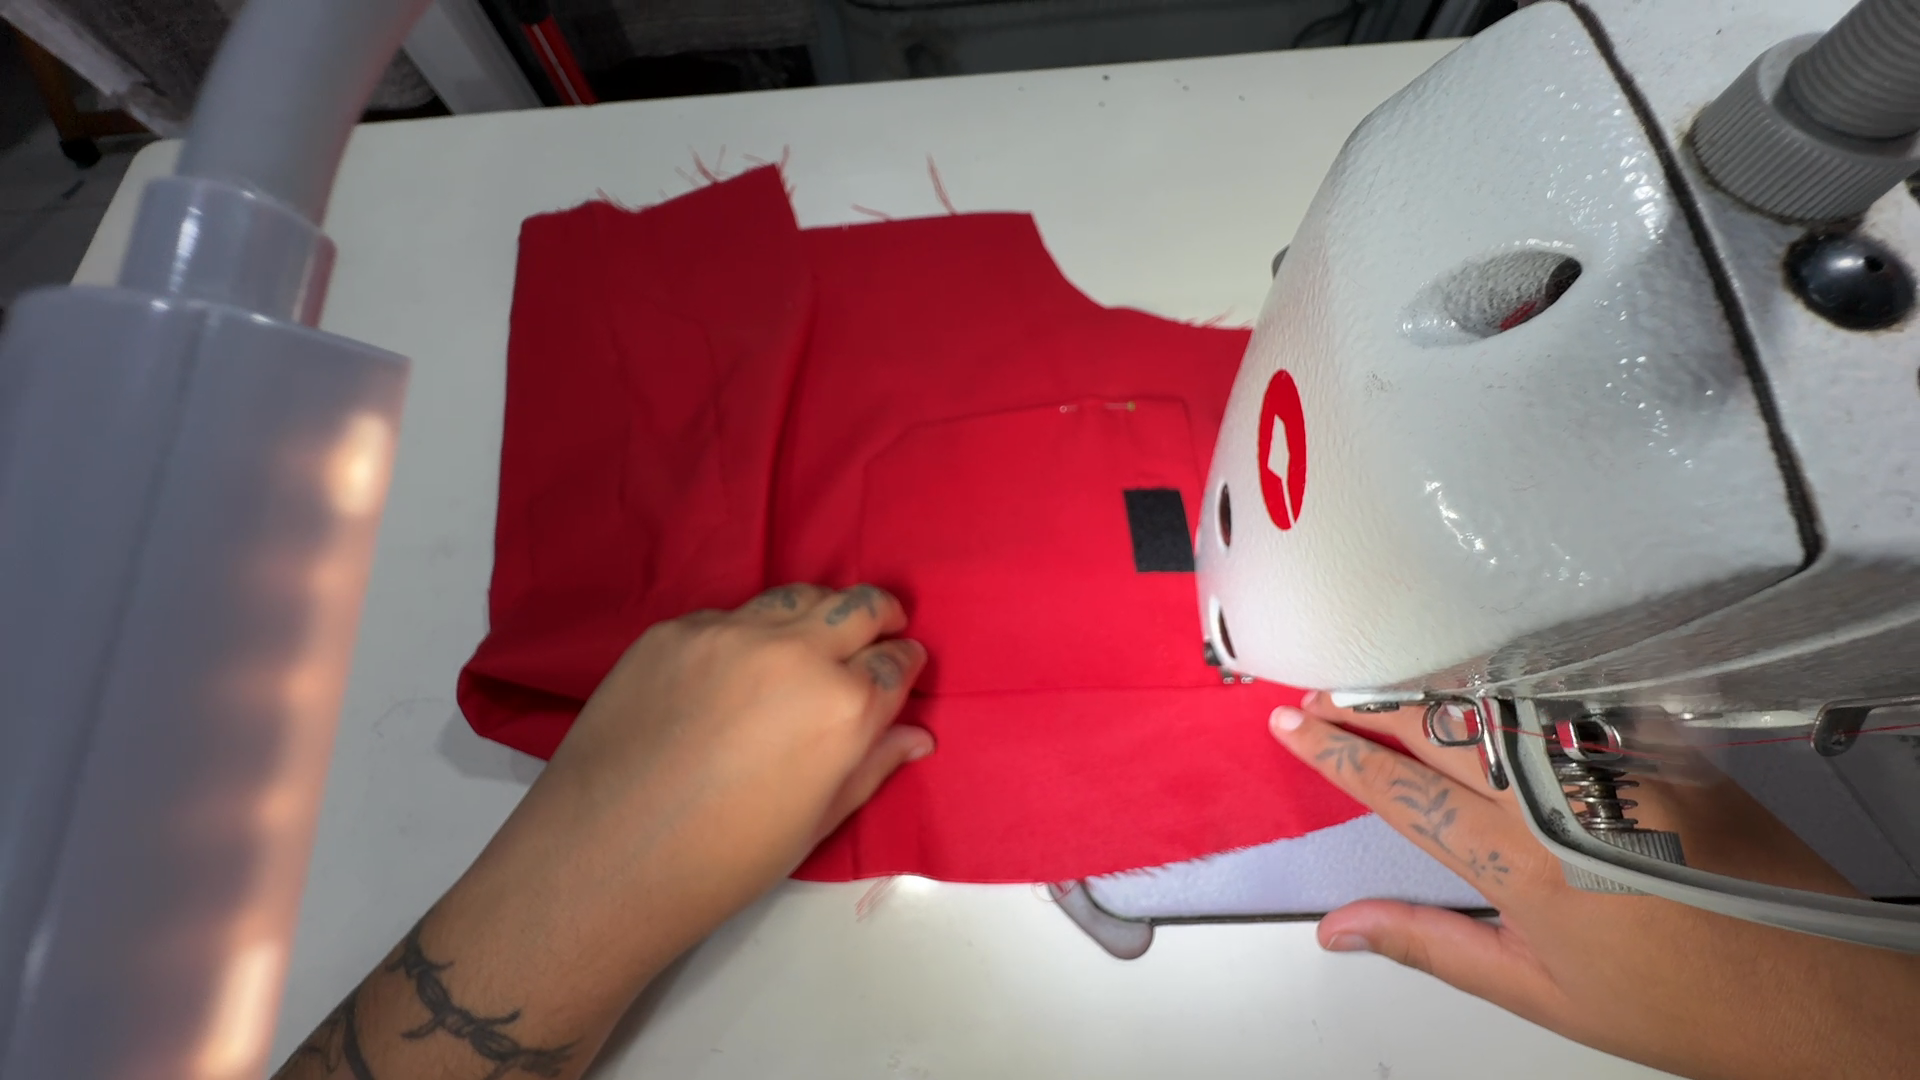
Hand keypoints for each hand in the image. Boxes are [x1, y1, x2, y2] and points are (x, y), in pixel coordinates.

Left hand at [276, 584, 930, 1079]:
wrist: (601, 862)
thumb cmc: (725, 861)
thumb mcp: (816, 823)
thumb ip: (873, 765)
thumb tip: (918, 735)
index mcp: (843, 706)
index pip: (896, 663)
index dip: (906, 665)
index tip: (903, 667)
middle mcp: (796, 653)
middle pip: (859, 607)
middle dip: (881, 615)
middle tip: (881, 628)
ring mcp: (729, 633)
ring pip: (797, 597)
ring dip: (820, 613)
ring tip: (815, 636)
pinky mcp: (674, 630)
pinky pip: (730, 617)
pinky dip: (749, 634)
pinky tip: (734, 669)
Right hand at [1271, 694, 1919, 1079]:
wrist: (1843, 998)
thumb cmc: (1690, 1007)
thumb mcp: (1540, 994)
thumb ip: (1426, 944)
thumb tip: (1339, 929)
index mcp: (1525, 868)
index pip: (1397, 791)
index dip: (1333, 753)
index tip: (1290, 727)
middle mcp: (1564, 804)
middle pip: (1431, 729)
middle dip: (1359, 707)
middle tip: (1315, 699)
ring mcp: (1614, 766)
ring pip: (1484, 704)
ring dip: (1413, 692)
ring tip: (1369, 690)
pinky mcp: (1655, 746)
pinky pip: (1548, 701)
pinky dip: (1487, 690)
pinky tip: (1461, 690)